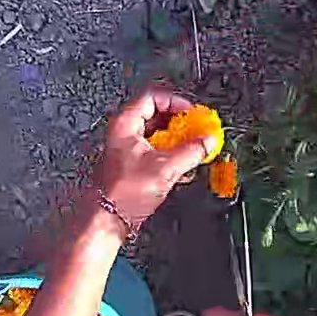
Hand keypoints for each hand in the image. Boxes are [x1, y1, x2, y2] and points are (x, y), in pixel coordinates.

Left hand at [94, 88, 214, 229]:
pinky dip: (171, 152)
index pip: (153, 97)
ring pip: (158, 133)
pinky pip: (156, 149)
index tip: (191, 113)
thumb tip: (208, 141)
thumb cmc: (122, 193)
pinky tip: (183, 164)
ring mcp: (128, 148)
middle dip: (180, 121)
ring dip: (177, 138)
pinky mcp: (133, 164)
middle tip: (196, 128)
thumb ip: (191, 151)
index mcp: (126, 123)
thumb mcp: (165, 168)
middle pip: (157, 114)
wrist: (108, 219)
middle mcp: (125, 132)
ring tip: (193, 146)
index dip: (175, 101)